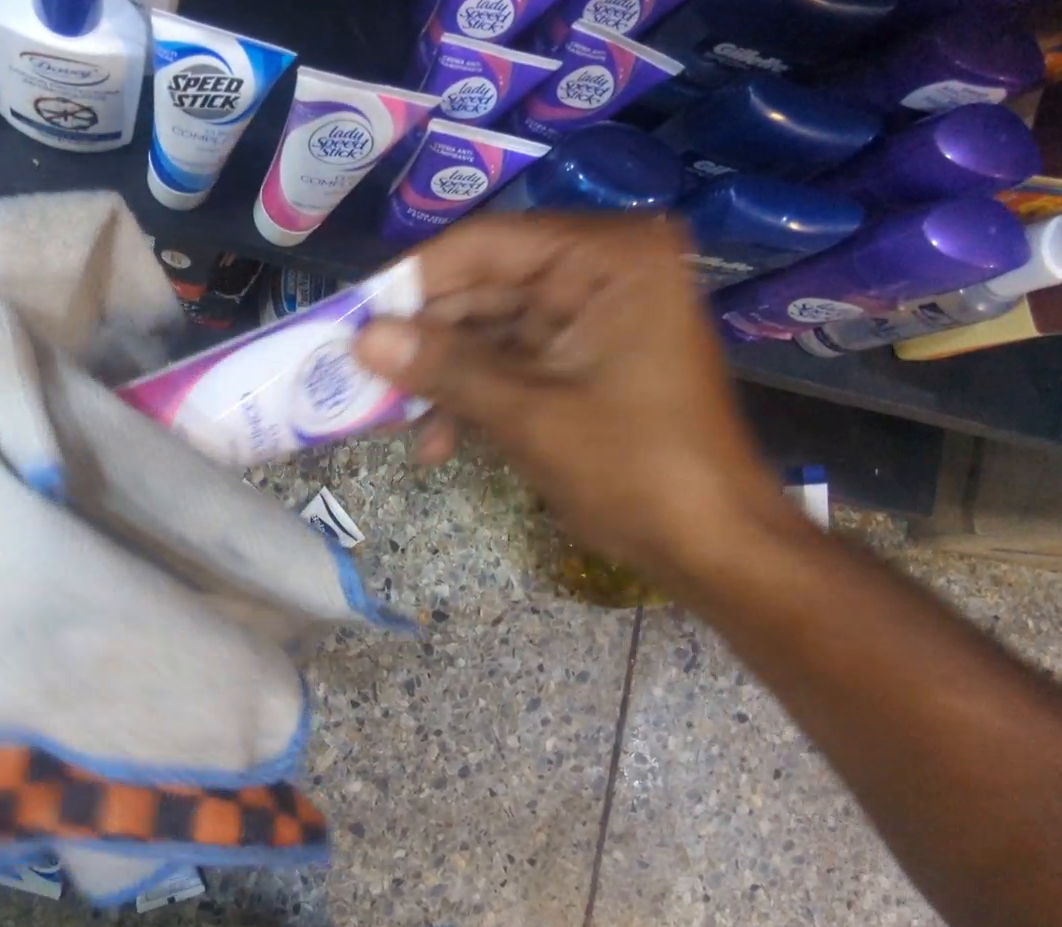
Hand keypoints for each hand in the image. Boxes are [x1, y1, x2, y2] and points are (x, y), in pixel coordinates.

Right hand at [355, 214, 791, 581]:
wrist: (711, 544)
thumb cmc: (635, 469)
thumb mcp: (529, 415)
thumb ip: (444, 369)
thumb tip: (362, 339)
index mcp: (606, 259)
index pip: (484, 246)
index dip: (411, 282)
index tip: (349, 318)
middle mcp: (598, 273)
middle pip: (481, 289)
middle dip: (421, 340)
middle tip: (356, 376)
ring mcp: (590, 320)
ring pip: (486, 333)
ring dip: (439, 379)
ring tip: (389, 420)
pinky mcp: (580, 363)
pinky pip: (507, 366)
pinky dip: (470, 399)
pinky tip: (437, 444)